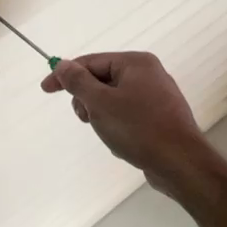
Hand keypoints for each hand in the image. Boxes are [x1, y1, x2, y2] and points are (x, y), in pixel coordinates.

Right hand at [41, 52, 211, 188]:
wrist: (181, 163)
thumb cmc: (138, 128)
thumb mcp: (100, 103)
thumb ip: (77, 81)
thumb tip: (63, 64)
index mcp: (135, 63)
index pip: (90, 62)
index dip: (65, 75)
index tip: (45, 89)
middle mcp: (148, 74)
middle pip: (102, 79)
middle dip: (88, 100)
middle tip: (86, 119)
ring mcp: (157, 96)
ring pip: (113, 100)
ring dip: (102, 116)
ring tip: (108, 134)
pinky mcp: (160, 118)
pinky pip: (128, 115)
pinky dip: (118, 126)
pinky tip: (122, 143)